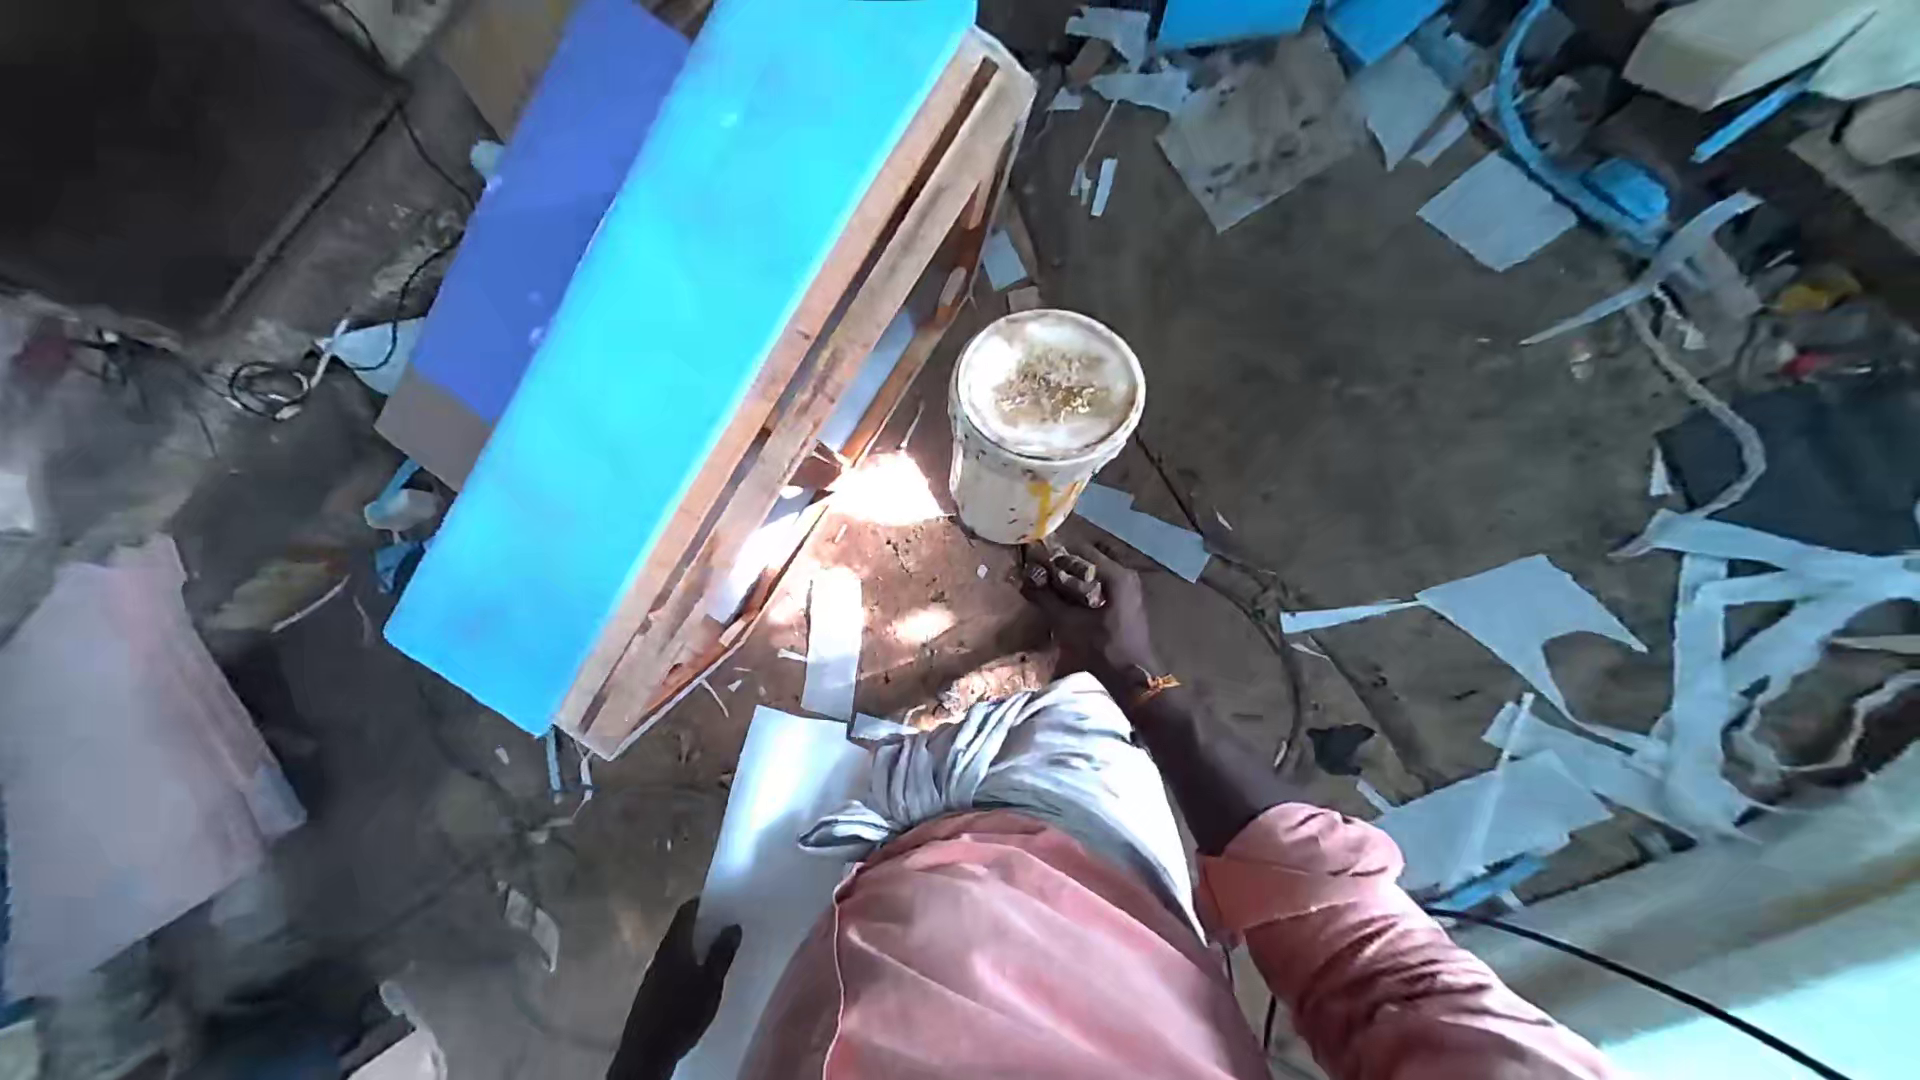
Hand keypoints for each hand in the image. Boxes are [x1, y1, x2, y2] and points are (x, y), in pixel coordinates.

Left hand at [606, 898, 740, 1079]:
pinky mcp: (650, 995)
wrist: (644, 1059)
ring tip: (717, 954)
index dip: (704, 902)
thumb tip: (733, 925)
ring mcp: (652, 976)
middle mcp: (660, 954)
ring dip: (695, 948)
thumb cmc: (681, 1014)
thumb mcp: (710, 983)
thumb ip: (722, 953)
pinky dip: (687, 966)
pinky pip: (672, 969)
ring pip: (677, 950)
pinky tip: (699, 981)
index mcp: (674, 945)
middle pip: (681, 929)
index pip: (686, 910)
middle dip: (703, 926)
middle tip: (726, 928)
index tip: (723, 902)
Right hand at [1023, 542, 1161, 693]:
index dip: (1057, 550)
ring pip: (1095, 569)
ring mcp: (1128, 587)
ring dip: (1073, 572)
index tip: (1036, 554)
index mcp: (1117, 575)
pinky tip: (1066, 593)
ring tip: (1049, 579)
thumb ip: (1046, 598)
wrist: (1133, 678)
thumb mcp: (1070, 623)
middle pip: (1089, 557)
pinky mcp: (1126, 599)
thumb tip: (1025, 579)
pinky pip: (1101, 581)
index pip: (1082, 549)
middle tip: (1040, 567)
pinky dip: (1083, 583)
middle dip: (1064, 560)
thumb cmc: (1104, 649)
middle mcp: (1126, 574)